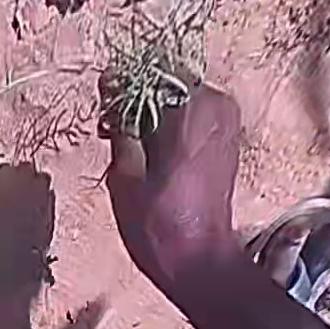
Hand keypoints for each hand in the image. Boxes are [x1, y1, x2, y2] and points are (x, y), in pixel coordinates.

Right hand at [103, 86, 247, 286]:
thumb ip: (121, 128)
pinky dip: (169, 127)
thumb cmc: (156, 222)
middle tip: (109, 130)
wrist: (195, 255)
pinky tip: (149, 153)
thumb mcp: (124, 176)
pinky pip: (194, 117)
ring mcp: (226, 121)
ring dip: (152, 116)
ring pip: (181, 100)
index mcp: (191, 111)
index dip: (122, 86)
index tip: (102, 103)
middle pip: (169, 83)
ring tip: (127, 145)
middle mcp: (217, 106)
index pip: (153, 73)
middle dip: (137, 101)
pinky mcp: (227, 138)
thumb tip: (112, 93)